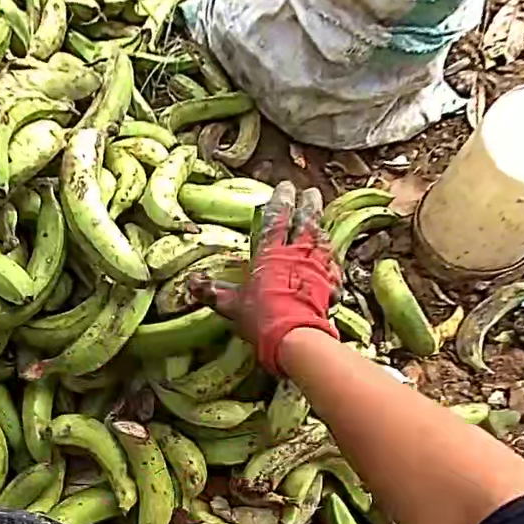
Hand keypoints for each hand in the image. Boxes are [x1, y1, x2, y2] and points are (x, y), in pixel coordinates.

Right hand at [188, 182, 338, 372]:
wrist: (296, 337)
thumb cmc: (261, 318)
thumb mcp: (232, 305)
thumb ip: (213, 292)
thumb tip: (190, 282)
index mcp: (271, 253)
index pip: (277, 218)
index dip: (281, 200)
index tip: (285, 187)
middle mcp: (297, 254)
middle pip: (306, 221)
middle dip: (308, 205)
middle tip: (311, 193)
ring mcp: (318, 268)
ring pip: (322, 240)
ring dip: (320, 229)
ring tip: (320, 223)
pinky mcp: (332, 285)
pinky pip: (333, 267)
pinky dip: (331, 261)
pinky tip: (331, 262)